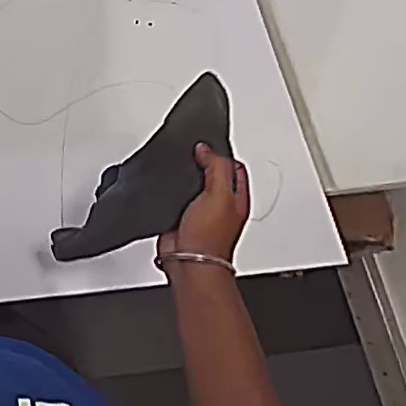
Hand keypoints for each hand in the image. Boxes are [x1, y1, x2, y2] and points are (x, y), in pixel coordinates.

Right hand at [157, 143, 248, 274]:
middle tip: (194, 151)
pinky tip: (169, 184)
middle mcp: (220, 203)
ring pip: (194, 184)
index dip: (222, 153)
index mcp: (237, 197)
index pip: (233, 166)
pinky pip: (176, 196)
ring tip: (181, 164)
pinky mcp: (180, 216)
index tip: (208, 142)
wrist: (187, 262)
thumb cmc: (209, 238)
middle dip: (203, 162)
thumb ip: (216, 167)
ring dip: (187, 176)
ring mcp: (199, 210)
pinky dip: (172, 189)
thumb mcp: (220, 194)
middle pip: (213, 173)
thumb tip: (205, 149)